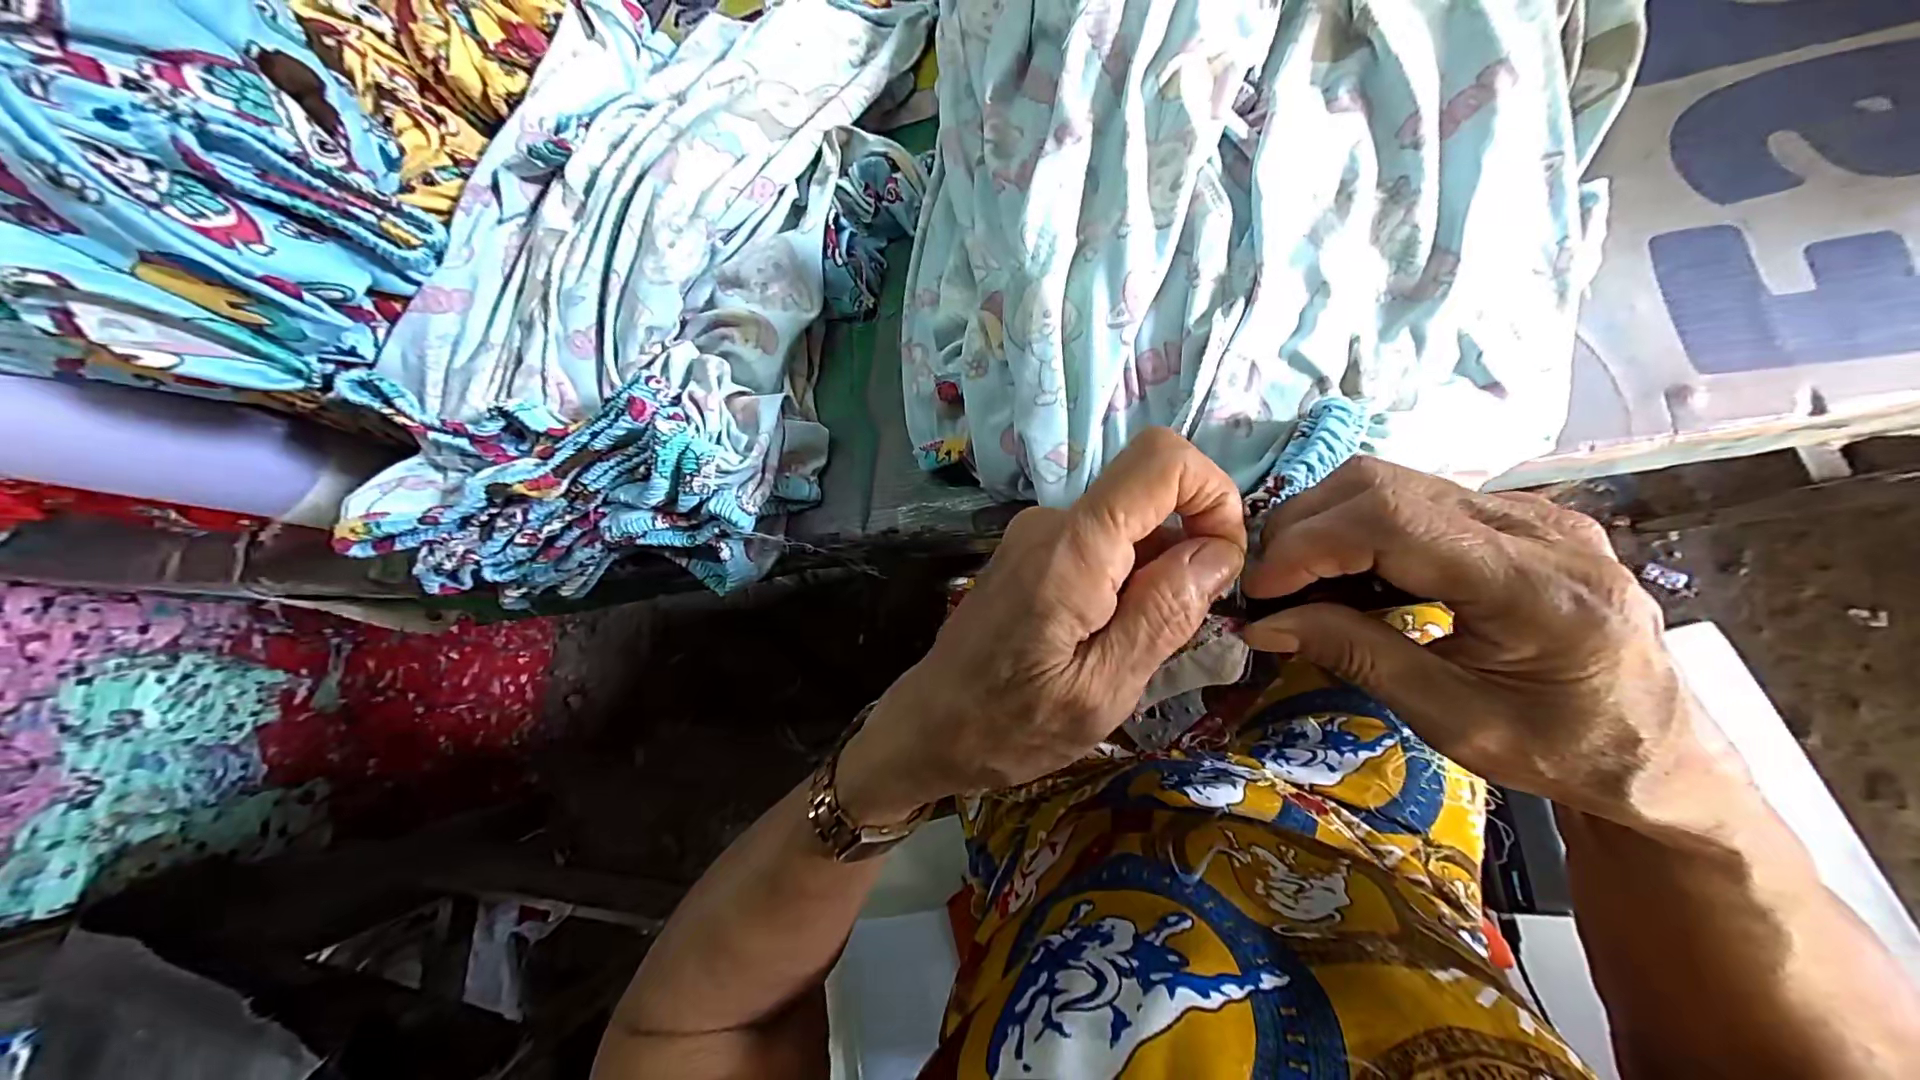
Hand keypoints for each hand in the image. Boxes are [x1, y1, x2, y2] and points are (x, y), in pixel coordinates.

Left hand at [838, 429, 1246, 824]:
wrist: (929, 729)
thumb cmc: (1011, 726)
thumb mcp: (1103, 690)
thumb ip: (1164, 613)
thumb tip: (1218, 550)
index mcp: (1072, 549)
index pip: (1161, 459)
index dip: (1212, 496)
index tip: (1221, 564)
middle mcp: (1051, 523)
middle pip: (1149, 496)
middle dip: (1186, 552)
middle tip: (1174, 633)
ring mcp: (1036, 536)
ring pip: (1129, 527)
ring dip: (1155, 576)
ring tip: (1131, 649)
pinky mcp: (1030, 555)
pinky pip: (1100, 546)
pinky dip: (1124, 582)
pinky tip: (1104, 639)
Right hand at [1239, 457, 1701, 825]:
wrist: (1660, 751)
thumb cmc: (1563, 750)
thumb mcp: (1452, 720)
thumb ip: (1355, 656)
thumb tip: (1260, 625)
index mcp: (1538, 588)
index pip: (1391, 523)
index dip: (1307, 546)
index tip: (1257, 592)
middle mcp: (1538, 527)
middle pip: (1380, 484)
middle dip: (1302, 530)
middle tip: (1268, 589)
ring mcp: (1528, 511)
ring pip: (1386, 479)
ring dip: (1321, 523)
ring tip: (1299, 582)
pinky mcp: (1511, 515)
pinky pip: (1407, 496)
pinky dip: (1353, 527)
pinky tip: (1344, 572)